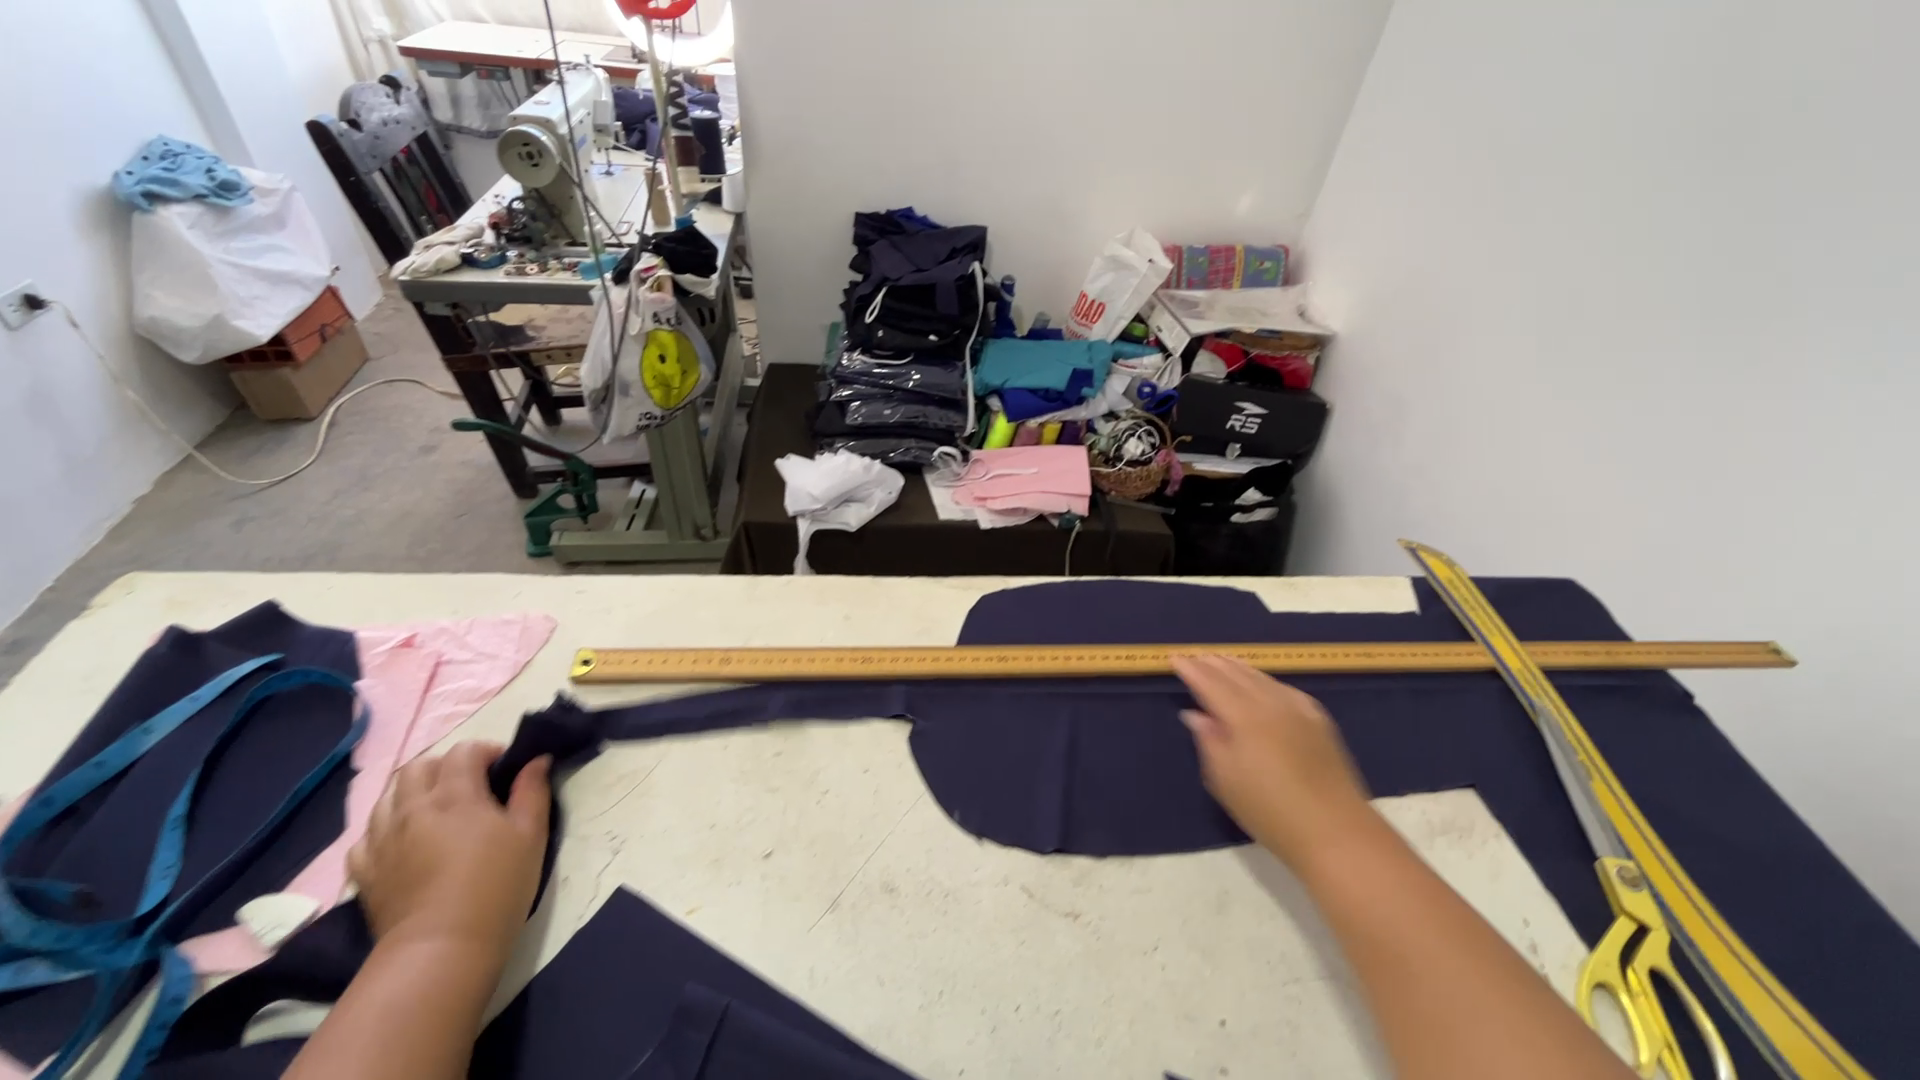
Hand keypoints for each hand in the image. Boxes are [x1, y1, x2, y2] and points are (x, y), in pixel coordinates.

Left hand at [349, 741, 551, 961]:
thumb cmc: (497, 887)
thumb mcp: (531, 836)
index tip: (504, 769)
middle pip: (418, 766)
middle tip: (468, 786)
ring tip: (434, 811)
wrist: (443, 947)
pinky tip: (401, 842)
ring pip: (387, 795)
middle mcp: (412, 808)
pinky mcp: (365, 870)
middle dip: (444, 766)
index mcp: (455, 795)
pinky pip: (365, 836)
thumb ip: (532, 792)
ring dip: (411, 792)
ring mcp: (382, 839)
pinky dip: (383, 830)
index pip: (464, 752)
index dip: (486, 752)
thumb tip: (535, 761)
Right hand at [1172, 655, 1372, 866]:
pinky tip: (1263, 682)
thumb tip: (1196, 714)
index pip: (1211, 684)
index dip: (1192, 670)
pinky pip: (1285, 689)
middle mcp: (1272, 704)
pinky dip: (1266, 680)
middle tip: (1196, 655)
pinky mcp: (1319, 721)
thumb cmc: (1269, 811)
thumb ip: (1209, 741)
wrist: (1335, 830)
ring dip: (1239, 668)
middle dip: (1214, 664)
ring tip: (1223, 660)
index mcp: (1245, 717)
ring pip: (1263, 679)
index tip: (1174, 658)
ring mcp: (1299, 710)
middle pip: (1237, 676)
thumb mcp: (1225, 781)